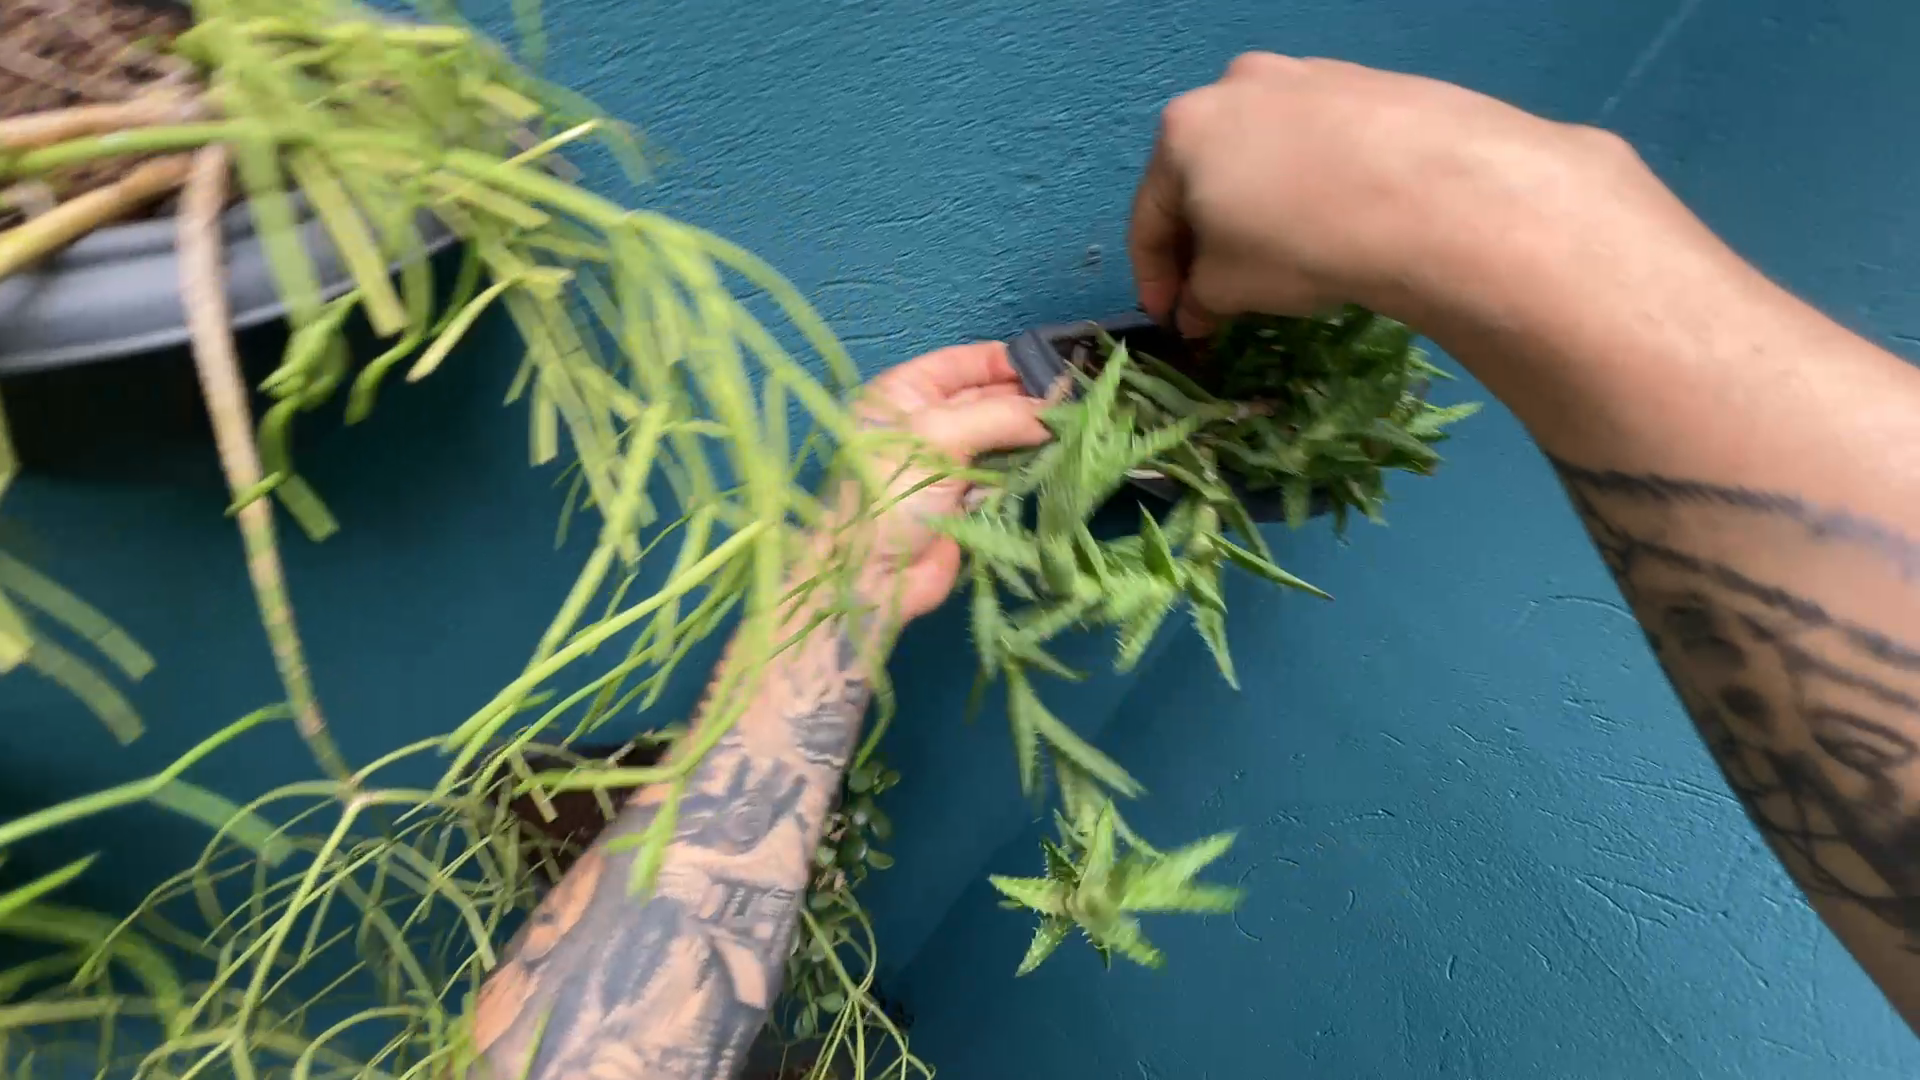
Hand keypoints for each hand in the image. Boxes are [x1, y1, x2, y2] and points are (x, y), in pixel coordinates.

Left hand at [839, 342, 1049, 621]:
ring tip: (1076, 428)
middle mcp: (927, 422)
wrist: (874, 576)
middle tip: (1077, 401)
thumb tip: (1055, 409)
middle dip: (1027, 399)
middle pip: (987, 399)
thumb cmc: (892, 492)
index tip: (1053, 366)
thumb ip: (1000, 415)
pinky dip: (1027, 468)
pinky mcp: (966, 500)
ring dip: (1032, 435)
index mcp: (905, 394)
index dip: (1005, 361)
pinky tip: (1057, 459)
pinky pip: (1004, 474)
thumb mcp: (941, 437)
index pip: (962, 362)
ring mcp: (947, 462)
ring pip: (1000, 437)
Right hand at [1129, 53, 1659, 334]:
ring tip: (1266, 263)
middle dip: (1199, 244)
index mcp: (1182, 132)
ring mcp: (1301, 76)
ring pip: (1252, 160)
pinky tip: (1317, 226)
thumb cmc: (1296, 243)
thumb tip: (1194, 314)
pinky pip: (1305, 147)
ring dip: (1245, 215)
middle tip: (1210, 295)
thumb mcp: (1226, 289)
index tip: (1169, 319)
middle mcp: (1233, 88)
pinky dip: (1295, 190)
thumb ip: (1196, 301)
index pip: (1146, 220)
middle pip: (1197, 182)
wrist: (1435, 196)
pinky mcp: (1360, 82)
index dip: (1152, 280)